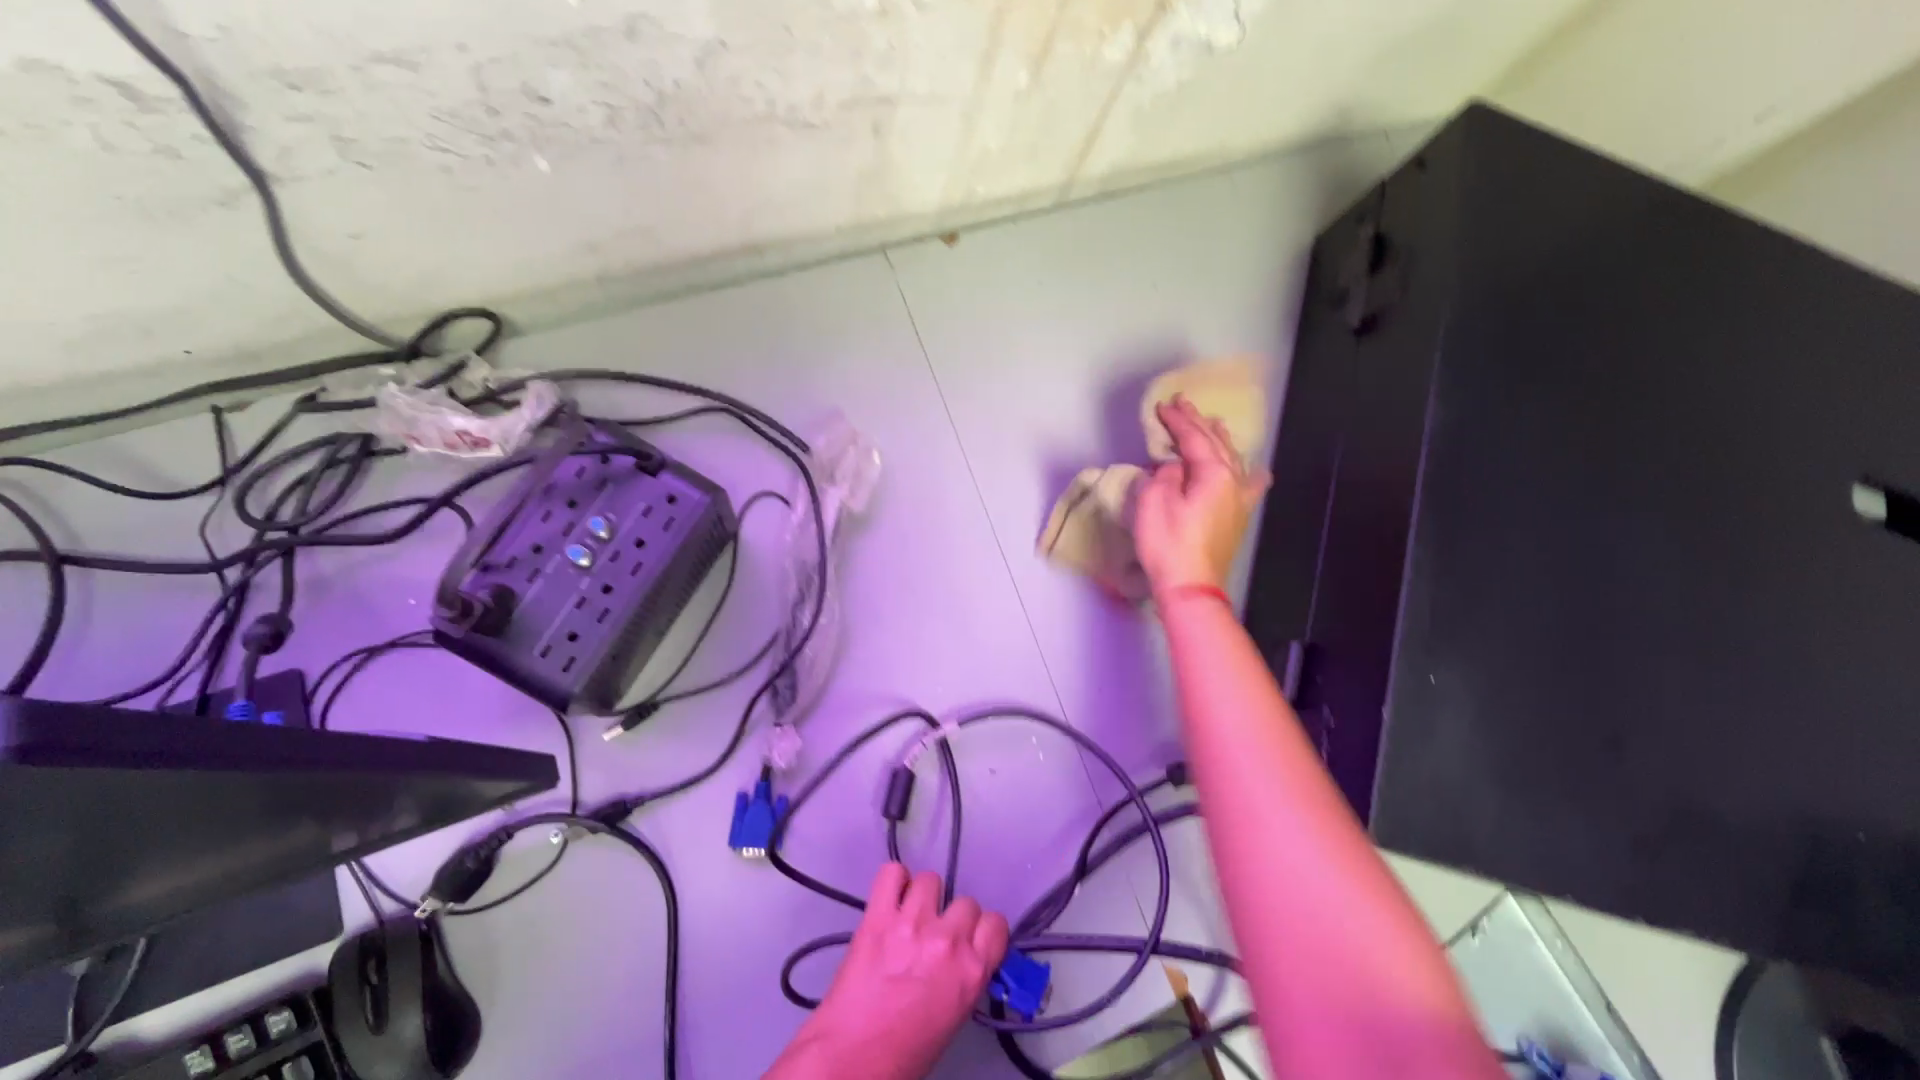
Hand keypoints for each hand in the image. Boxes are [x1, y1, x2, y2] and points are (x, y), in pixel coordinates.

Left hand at [773, 865, 1009, 1079]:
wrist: (852, 1057)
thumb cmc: (908, 1050)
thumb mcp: (956, 1015)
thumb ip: (966, 976)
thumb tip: (964, 955)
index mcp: (973, 971)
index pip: (996, 924)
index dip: (982, 930)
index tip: (970, 939)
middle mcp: (948, 940)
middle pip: (966, 902)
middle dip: (953, 918)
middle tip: (935, 936)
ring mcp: (912, 923)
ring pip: (931, 881)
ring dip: (923, 898)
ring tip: (909, 917)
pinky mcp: (877, 916)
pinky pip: (891, 873)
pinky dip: (893, 881)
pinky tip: (890, 900)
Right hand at [1135, 394, 1269, 598]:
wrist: (1191, 586)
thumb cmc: (1168, 544)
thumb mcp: (1154, 502)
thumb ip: (1165, 475)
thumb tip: (1175, 468)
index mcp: (1213, 473)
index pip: (1193, 438)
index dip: (1177, 420)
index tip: (1162, 405)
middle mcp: (1233, 480)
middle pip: (1215, 443)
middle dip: (1198, 422)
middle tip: (1183, 403)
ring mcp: (1239, 499)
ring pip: (1233, 458)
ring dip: (1220, 439)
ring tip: (1213, 423)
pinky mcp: (1238, 517)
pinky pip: (1249, 486)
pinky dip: (1250, 473)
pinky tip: (1259, 471)